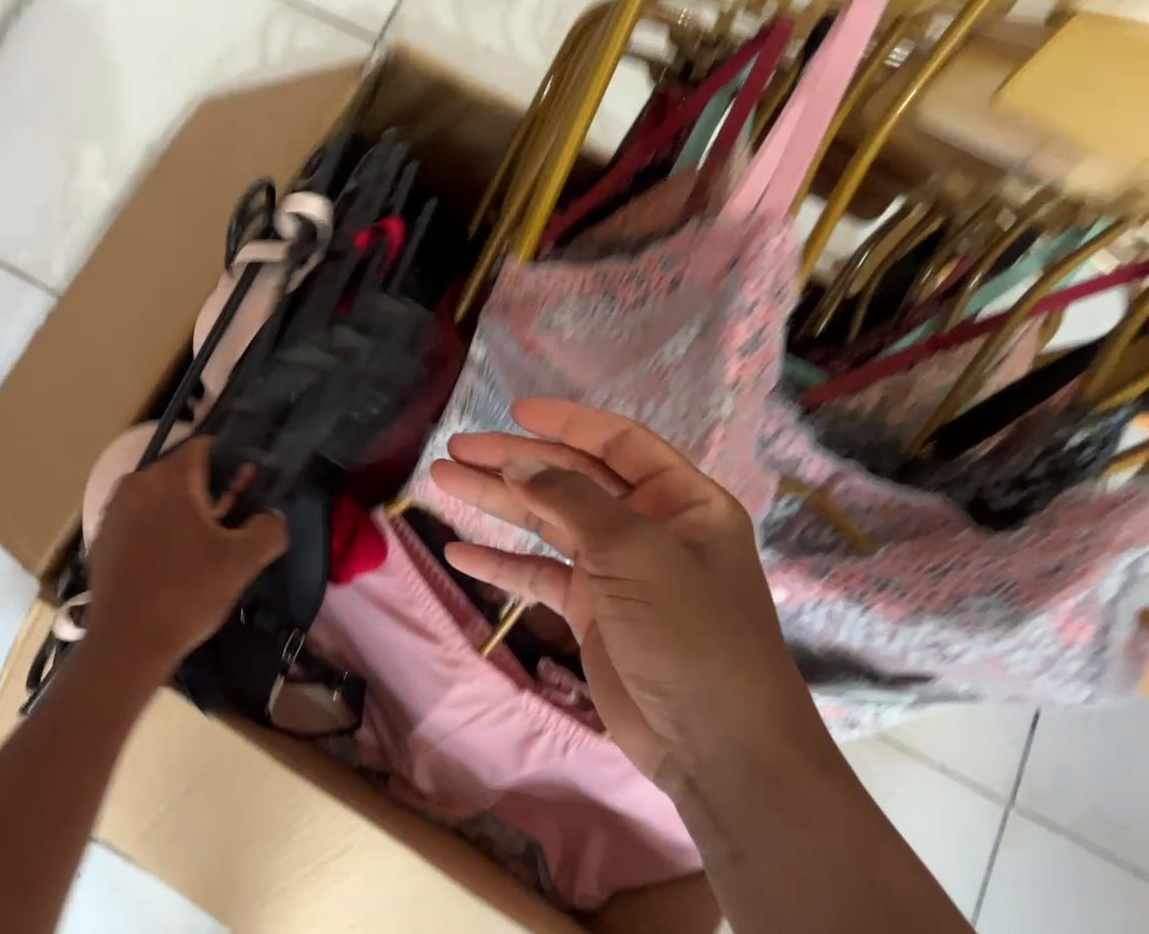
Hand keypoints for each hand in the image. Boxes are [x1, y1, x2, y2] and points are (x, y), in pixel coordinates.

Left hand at [85, 438, 288, 680]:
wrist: (127, 642)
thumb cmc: (187, 593)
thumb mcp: (241, 562)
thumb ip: (268, 530)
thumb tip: (272, 517)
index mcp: (169, 478)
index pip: (204, 447)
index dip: (231, 462)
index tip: (248, 487)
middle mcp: (135, 483)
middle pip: (180, 473)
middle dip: (207, 491)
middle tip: (229, 523)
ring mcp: (113, 510)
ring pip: (158, 497)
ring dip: (181, 512)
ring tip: (201, 547)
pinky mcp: (102, 537)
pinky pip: (138, 520)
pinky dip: (157, 530)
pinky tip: (171, 562)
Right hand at [427, 400, 828, 785]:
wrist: (716, 745)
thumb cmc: (689, 633)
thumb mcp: (634, 553)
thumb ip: (573, 501)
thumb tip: (519, 461)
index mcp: (681, 502)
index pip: (618, 444)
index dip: (567, 423)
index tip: (513, 411)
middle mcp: (649, 528)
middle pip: (570, 479)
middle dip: (512, 462)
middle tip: (456, 448)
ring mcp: (616, 571)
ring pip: (546, 523)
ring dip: (495, 503)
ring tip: (441, 480)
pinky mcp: (591, 611)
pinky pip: (537, 574)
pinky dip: (500, 563)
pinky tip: (459, 553)